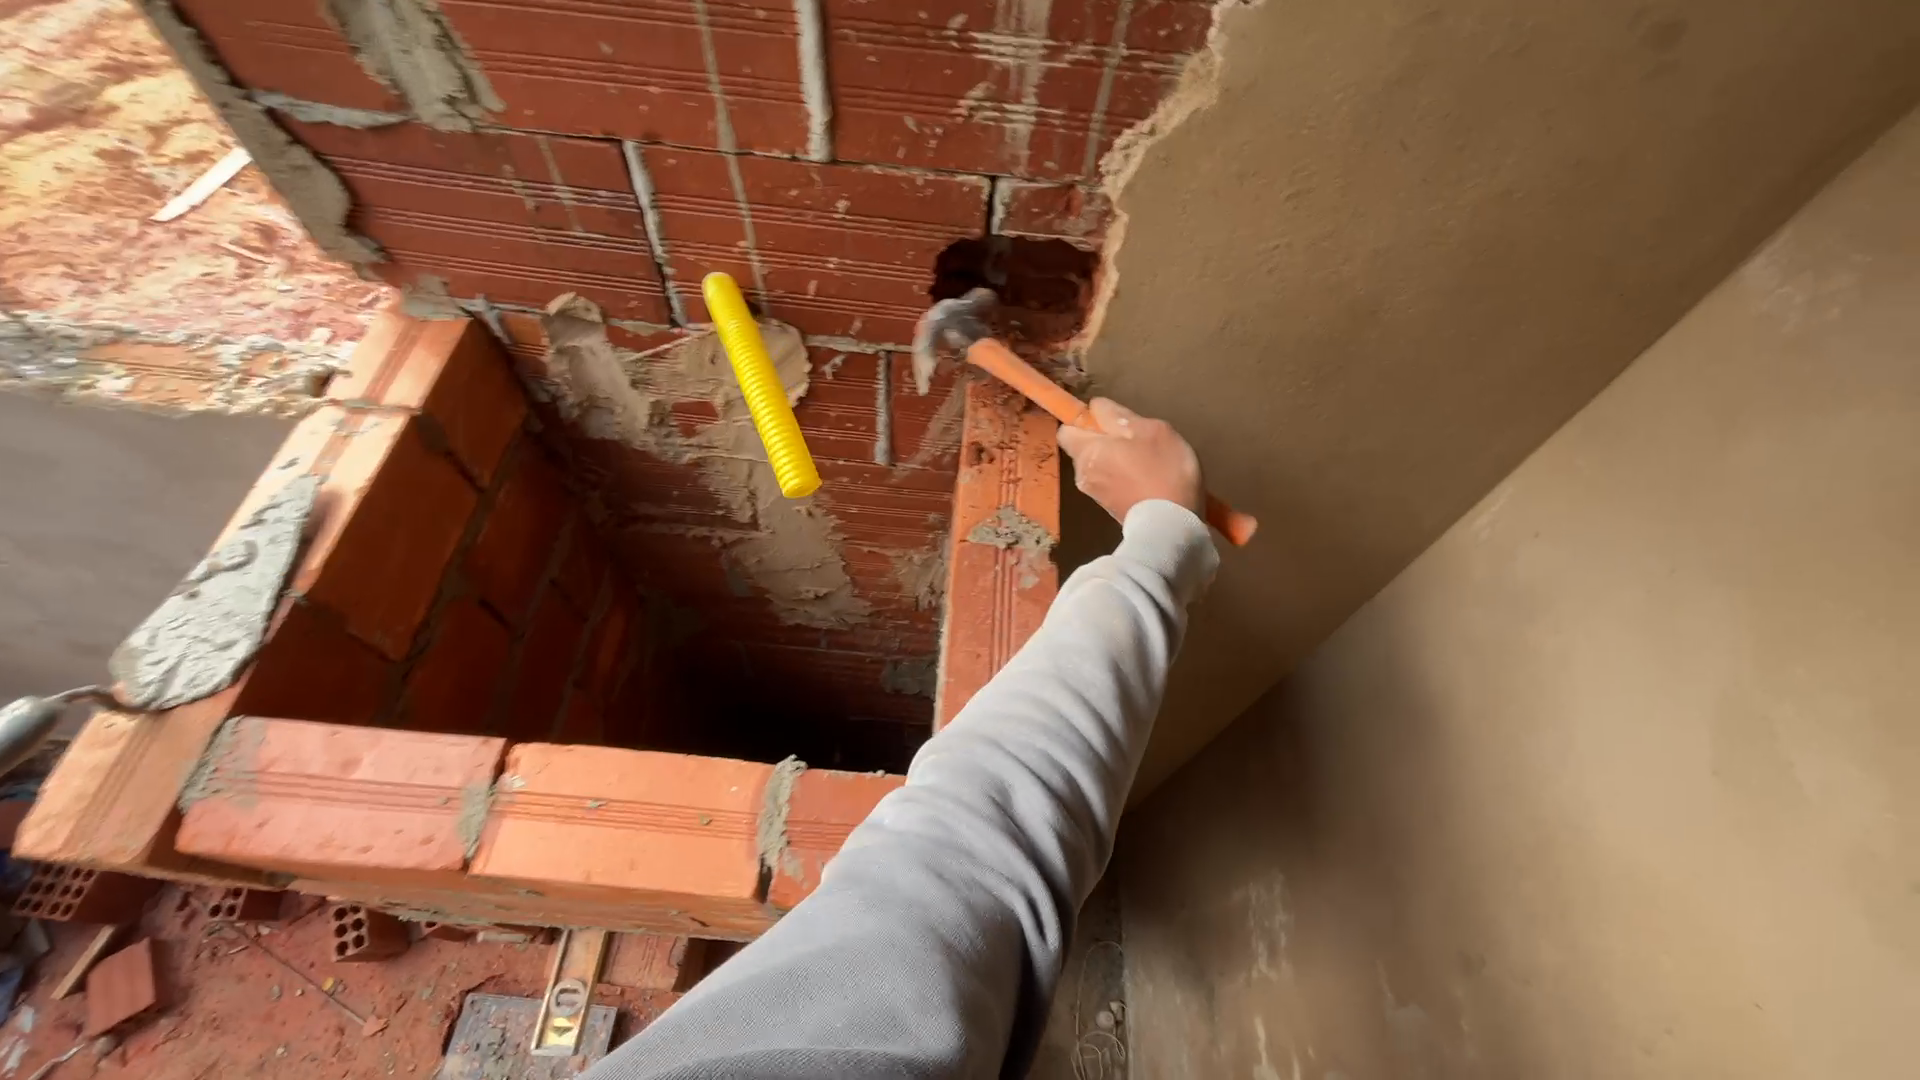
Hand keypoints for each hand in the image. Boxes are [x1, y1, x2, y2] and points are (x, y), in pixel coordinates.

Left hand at [1056, 398, 1203, 522]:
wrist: (1171, 525)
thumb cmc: (1162, 470)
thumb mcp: (1149, 430)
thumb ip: (1118, 416)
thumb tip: (1095, 408)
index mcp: (1085, 451)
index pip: (1065, 429)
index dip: (1083, 420)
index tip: (1108, 419)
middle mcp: (1081, 474)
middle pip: (1083, 447)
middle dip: (1104, 439)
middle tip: (1136, 438)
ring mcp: (1094, 494)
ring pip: (1098, 465)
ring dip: (1116, 458)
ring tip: (1147, 459)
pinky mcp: (1109, 508)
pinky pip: (1109, 482)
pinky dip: (1123, 476)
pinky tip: (1147, 477)